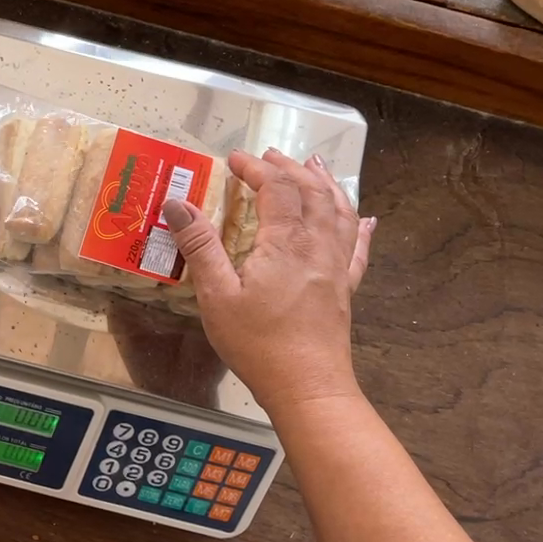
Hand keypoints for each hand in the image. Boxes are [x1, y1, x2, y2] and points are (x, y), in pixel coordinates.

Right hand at [163, 149, 374, 411]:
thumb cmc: (257, 342)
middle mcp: (318, 246)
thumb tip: (177, 204)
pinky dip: (360, 226)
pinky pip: (357, 247)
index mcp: (286, 243)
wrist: (307, 385)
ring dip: (326, 184)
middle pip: (312, 193)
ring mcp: (336, 267)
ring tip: (315, 167)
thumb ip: (200, 246)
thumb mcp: (217, 294)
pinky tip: (365, 218)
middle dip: (290, 169)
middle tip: (269, 156)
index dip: (256, 168)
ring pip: (339, 212)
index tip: (235, 159)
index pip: (276, 189)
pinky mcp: (345, 288)